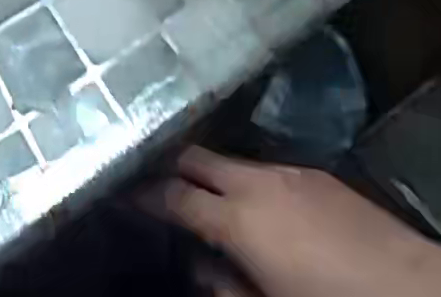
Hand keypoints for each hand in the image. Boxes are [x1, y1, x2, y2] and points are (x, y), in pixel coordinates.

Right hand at [143, 147, 440, 296]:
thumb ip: (226, 287)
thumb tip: (198, 265)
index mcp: (239, 220)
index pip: (174, 195)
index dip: (145, 194)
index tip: (123, 192)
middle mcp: (256, 182)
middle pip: (195, 157)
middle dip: (169, 166)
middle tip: (152, 179)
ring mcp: (288, 172)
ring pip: (230, 160)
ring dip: (210, 173)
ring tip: (203, 194)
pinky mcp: (317, 174)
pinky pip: (265, 169)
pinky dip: (247, 181)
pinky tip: (257, 206)